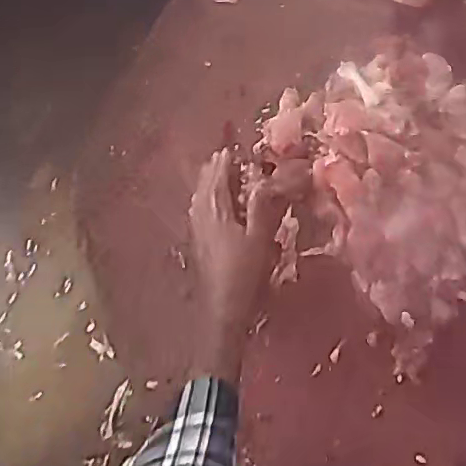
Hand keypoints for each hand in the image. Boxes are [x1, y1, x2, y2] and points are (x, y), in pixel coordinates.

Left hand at [189, 149, 306, 377]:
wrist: (221, 315)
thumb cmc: (243, 274)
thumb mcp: (260, 236)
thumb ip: (264, 202)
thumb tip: (269, 174)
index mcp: (212, 202)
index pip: (221, 163)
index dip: (240, 153)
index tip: (261, 150)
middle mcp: (198, 207)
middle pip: (211, 174)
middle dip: (232, 165)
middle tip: (259, 165)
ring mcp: (196, 223)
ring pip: (209, 190)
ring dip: (228, 182)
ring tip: (252, 183)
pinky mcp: (199, 237)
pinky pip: (209, 205)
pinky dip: (223, 198)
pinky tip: (239, 208)